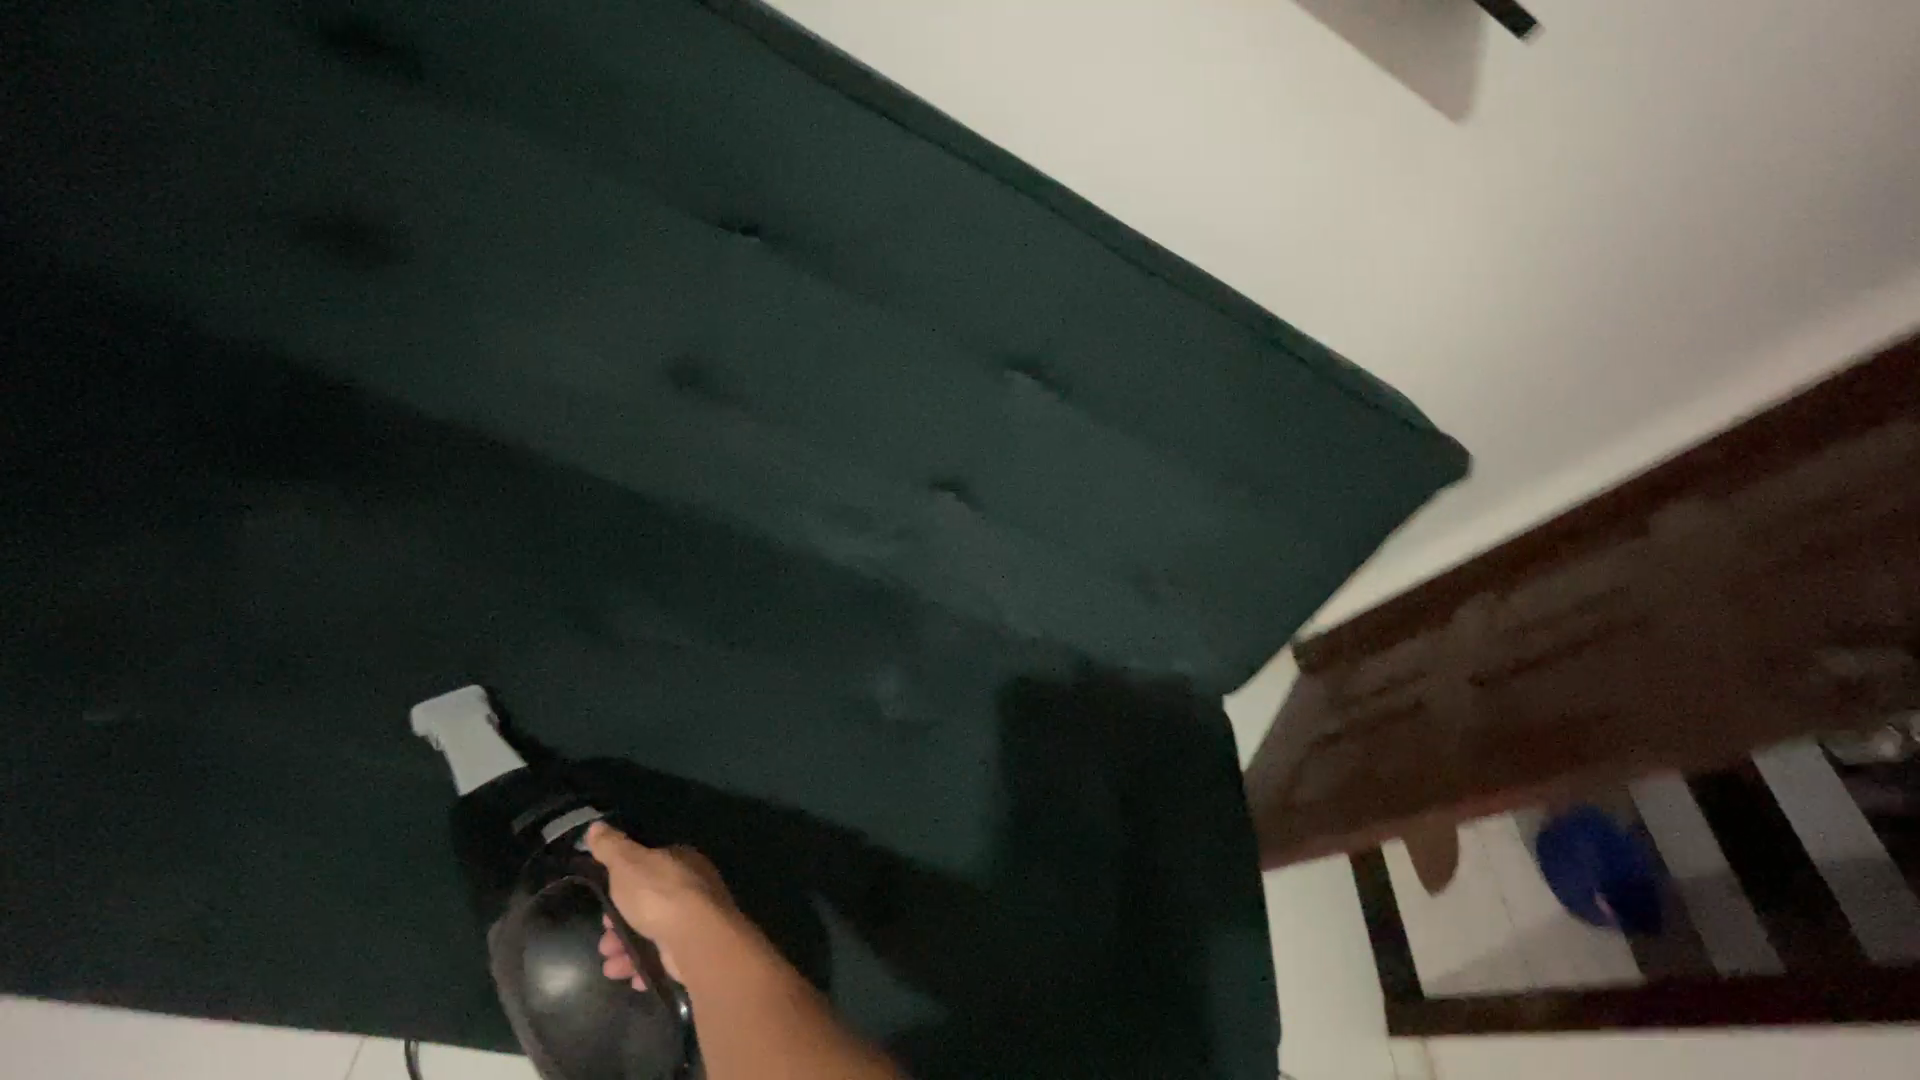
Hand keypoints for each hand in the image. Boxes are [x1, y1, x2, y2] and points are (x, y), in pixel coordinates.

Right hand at [585, 822, 735, 990]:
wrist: (694, 937)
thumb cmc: (659, 894)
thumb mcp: (627, 864)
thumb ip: (611, 847)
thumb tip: (596, 826)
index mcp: (681, 860)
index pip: (648, 868)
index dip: (622, 886)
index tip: (603, 904)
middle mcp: (693, 886)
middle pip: (648, 904)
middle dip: (620, 925)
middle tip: (604, 941)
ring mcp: (696, 918)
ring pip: (653, 933)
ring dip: (627, 950)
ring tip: (611, 966)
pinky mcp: (695, 948)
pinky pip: (664, 957)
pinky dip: (646, 966)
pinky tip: (632, 977)